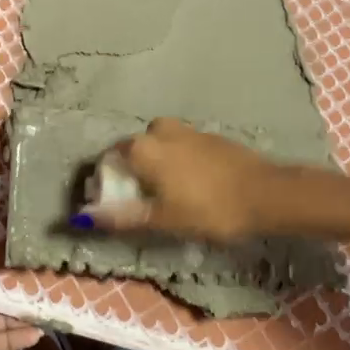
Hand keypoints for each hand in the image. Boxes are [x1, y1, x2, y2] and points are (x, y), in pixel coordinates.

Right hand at [76, 118, 349, 246]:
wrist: (267, 194)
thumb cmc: (208, 209)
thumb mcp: (162, 219)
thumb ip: (121, 216)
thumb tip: (83, 217)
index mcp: (141, 147)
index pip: (108, 159)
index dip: (106, 182)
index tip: (114, 204)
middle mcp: (158, 130)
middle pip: (133, 151)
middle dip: (130, 174)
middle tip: (141, 203)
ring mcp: (186, 130)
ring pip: (157, 147)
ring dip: (154, 167)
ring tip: (166, 196)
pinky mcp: (208, 136)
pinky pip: (179, 147)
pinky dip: (176, 163)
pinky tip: (190, 186)